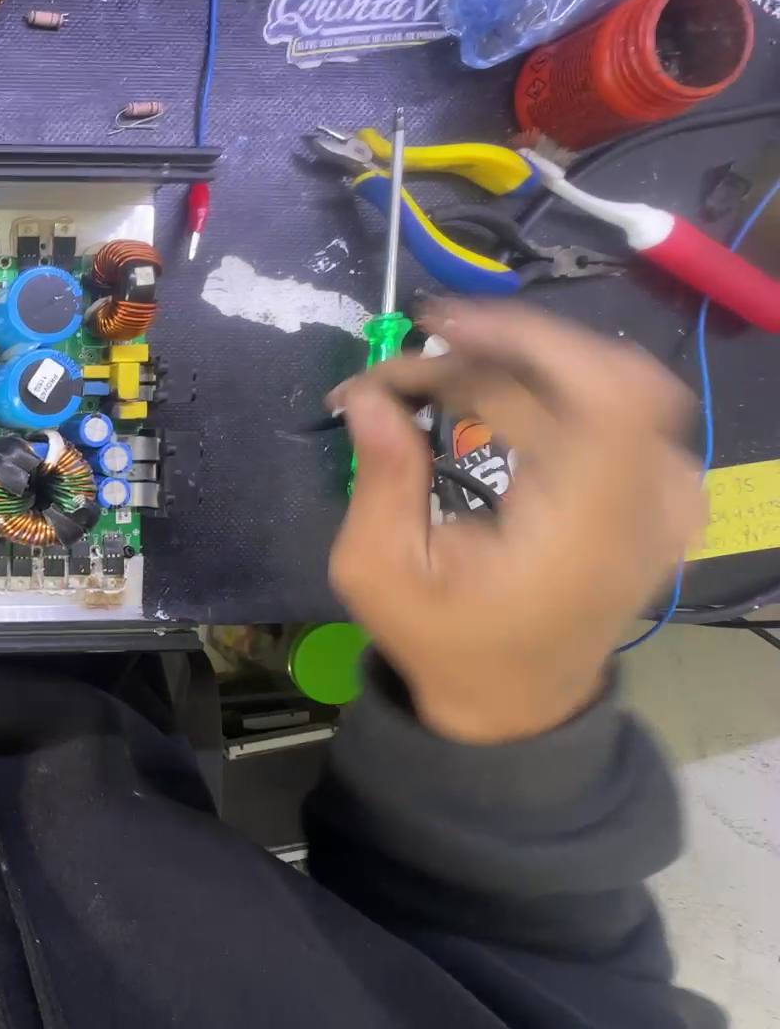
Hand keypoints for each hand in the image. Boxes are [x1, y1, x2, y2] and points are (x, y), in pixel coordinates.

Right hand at [329, 302, 705, 743]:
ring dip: (527, 363)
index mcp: (583, 527)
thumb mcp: (378, 566)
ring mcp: (665, 501)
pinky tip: (496, 396)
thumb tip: (368, 396)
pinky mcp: (656, 498)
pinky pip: (621, 413)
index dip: (516, 342)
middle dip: (508, 344)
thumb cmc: (436, 636)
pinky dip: (554, 388)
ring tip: (444, 371)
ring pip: (619, 385)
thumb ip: (383, 477)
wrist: (509, 696)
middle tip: (421, 351)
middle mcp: (649, 505)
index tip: (421, 337)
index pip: (595, 395)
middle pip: (609, 376)